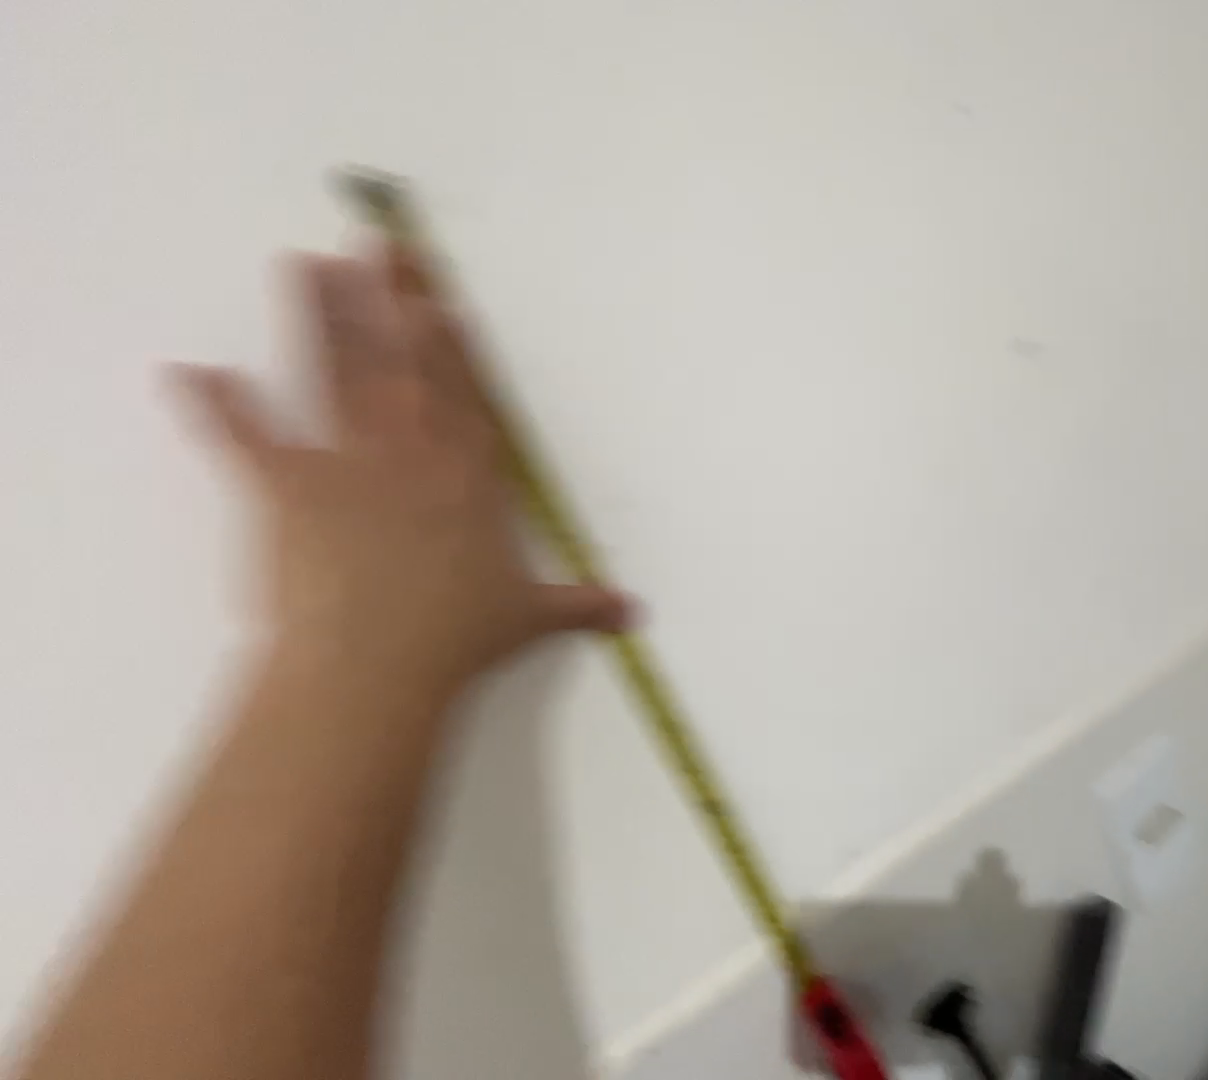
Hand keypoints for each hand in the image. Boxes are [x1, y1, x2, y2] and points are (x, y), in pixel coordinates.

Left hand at [174, 249, 629, 698]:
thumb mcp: (532, 618)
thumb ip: (582, 605)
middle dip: (391, 302)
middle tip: (379, 245)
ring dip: (318, 321)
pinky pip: (247, 444)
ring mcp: (346, 468)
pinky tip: (193, 372)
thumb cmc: (460, 636)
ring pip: (334, 380)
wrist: (375, 669)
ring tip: (304, 264)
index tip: (438, 300)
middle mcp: (411, 456)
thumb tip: (637, 615)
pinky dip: (219, 410)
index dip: (451, 348)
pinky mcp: (285, 493)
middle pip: (404, 366)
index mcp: (470, 479)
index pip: (464, 398)